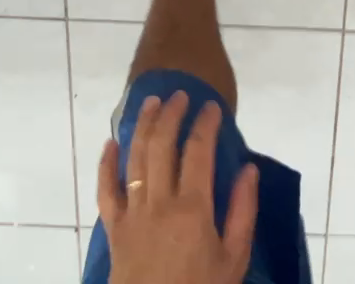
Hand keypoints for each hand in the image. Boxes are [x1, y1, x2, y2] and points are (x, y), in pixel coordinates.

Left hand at [99, 90, 259, 283]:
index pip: (198, 151)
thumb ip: (243, 211)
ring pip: (135, 158)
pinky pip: (105, 190)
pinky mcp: (114, 229)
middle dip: (172, 114)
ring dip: (143, 125)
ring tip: (151, 102)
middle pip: (163, 145)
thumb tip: (249, 168)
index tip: (212, 106)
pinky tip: (110, 143)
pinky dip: (105, 164)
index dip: (205, 123)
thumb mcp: (234, 259)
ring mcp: (133, 214)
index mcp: (193, 208)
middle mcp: (160, 202)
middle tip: (180, 95)